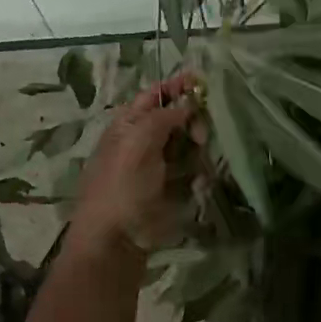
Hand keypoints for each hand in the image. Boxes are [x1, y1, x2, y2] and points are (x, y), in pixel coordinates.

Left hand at [68, 73, 197, 255]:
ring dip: (200, 145)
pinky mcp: (174, 189)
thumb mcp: (137, 143)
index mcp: (128, 125)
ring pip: (189, 143)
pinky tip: (201, 180)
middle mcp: (145, 141)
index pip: (154, 96)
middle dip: (193, 119)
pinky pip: (195, 171)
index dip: (175, 86)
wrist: (117, 239)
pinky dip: (201, 172)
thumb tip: (187, 104)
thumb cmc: (122, 186)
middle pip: (177, 118)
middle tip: (201, 135)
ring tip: (203, 156)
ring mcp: (161, 166)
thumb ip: (163, 117)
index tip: (202, 81)